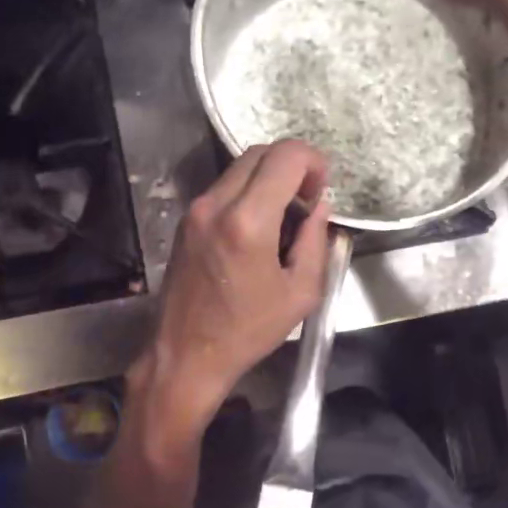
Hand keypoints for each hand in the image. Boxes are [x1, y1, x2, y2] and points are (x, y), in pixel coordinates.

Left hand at [131, 141, 333, 445]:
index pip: (285, 156)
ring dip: (268, 180)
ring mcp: (196, 211)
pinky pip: (223, 189)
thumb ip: (315, 242)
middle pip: (260, 152)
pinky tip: (259, 229)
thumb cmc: (247, 331)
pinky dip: (247, 194)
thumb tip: (319, 209)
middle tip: (308, 200)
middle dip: (291, 166)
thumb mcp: (300, 294)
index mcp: (248, 221)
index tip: (321, 191)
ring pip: (239, 169)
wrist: (187, 355)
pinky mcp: (186, 222)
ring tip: (285, 218)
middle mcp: (216, 204)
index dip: (313, 162)